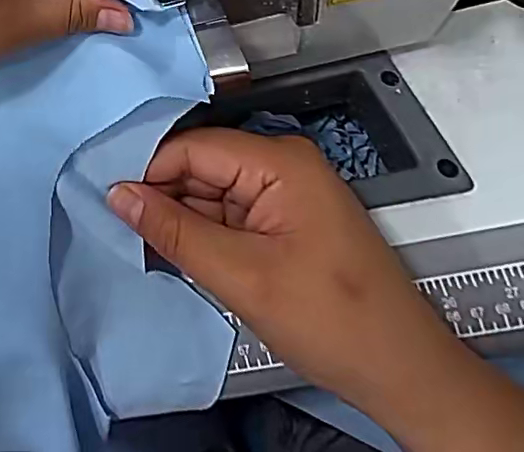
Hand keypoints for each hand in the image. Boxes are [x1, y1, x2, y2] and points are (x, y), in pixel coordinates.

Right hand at [107, 128, 467, 412]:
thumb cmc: (334, 322)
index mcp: (279, 161)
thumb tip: (118, 194)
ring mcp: (285, 188)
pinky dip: (205, 231)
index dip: (151, 172)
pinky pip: (230, 209)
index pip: (194, 148)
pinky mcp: (285, 214)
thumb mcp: (242, 276)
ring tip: (151, 246)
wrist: (406, 375)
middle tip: (127, 229)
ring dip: (183, 217)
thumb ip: (174, 230)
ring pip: (212, 189)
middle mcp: (282, 162)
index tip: (116, 203)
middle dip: (165, 196)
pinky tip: (182, 252)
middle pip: (202, 166)